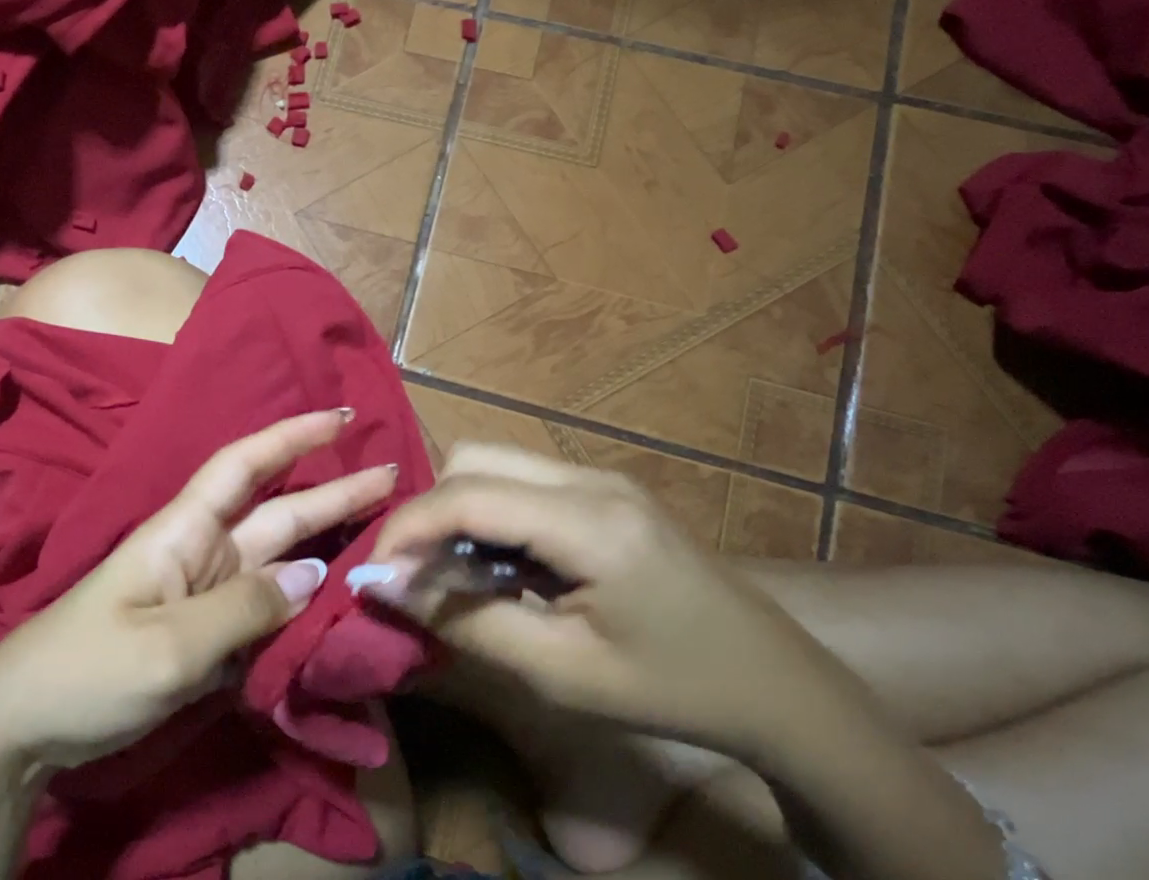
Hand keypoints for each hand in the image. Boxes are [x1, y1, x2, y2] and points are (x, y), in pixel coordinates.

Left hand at [0, 409, 398, 769]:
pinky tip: (340, 608)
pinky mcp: (206, 641)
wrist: (25, 726)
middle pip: (276, 514)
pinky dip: (305, 608)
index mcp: (182, 533)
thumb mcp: (169, 643)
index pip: (243, 466)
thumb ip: (246, 609)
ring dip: (327, 549)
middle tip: (397, 476)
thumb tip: (312, 576)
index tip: (342, 417)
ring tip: (386, 538)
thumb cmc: (87, 670)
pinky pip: (267, 614)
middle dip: (333, 494)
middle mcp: (201, 555)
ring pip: (278, 565)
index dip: (292, 437)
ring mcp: (205, 599)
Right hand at [359, 443, 876, 758]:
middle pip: (472, 460)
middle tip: (416, 576)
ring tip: (456, 575)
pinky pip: (521, 481)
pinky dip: (488, 513)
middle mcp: (593, 480)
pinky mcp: (606, 491)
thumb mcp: (559, 673)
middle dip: (428, 512)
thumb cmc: (669, 689)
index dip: (406, 527)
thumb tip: (383, 583)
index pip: (466, 495)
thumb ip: (464, 620)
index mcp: (591, 524)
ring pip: (493, 463)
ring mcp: (603, 479)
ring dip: (457, 510)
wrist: (776, 684)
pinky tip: (501, 568)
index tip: (373, 574)